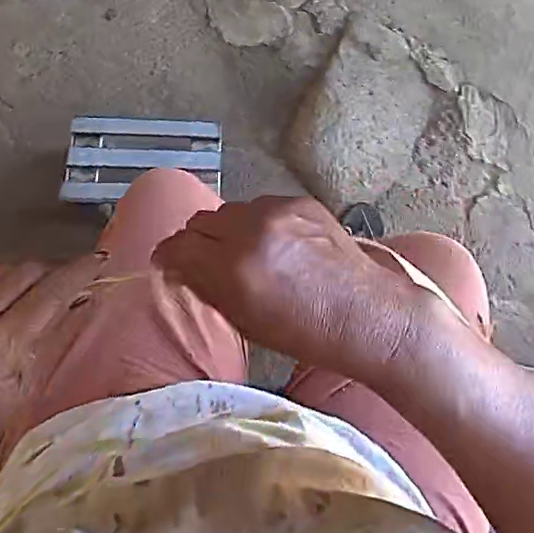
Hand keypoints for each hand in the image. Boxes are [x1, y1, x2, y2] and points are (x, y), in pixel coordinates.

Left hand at [0, 257, 101, 507]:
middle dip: (49, 273)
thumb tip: (87, 300)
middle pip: (24, 271)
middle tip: (64, 285)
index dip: (79, 272)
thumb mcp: (21, 394)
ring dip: (18, 280)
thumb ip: (53, 338)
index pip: (51, 292)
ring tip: (26, 300)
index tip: (99, 261)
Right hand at [153, 197, 445, 381]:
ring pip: (230, 210)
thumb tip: (179, 265)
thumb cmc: (306, 331)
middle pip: (200, 221)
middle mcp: (253, 231)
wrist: (364, 313)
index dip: (168, 256)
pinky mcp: (299, 201)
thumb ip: (206, 286)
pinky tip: (275, 244)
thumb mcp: (245, 320)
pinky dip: (259, 222)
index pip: (178, 246)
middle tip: (205, 261)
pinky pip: (261, 205)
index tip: (168, 263)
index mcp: (235, 268)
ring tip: (247, 253)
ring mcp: (279, 211)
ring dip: (228, 229)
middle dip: (197, 241)